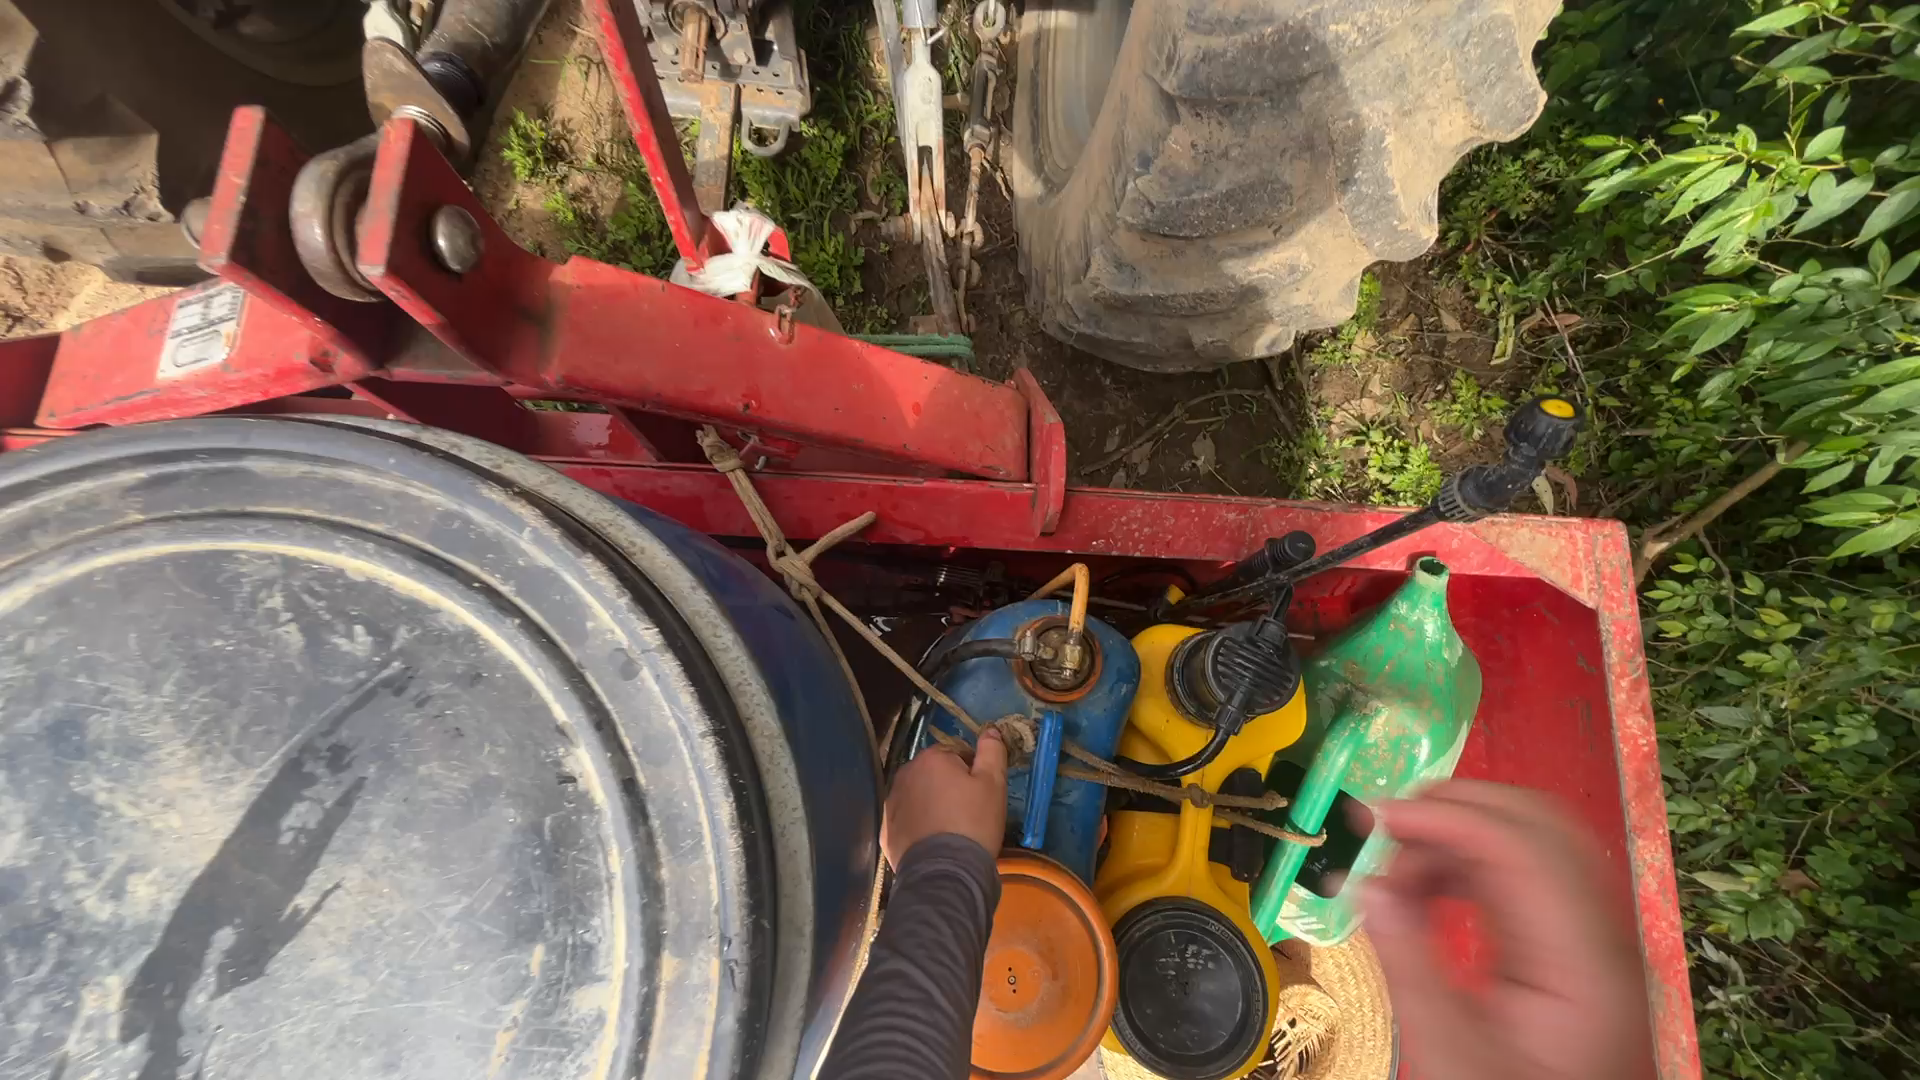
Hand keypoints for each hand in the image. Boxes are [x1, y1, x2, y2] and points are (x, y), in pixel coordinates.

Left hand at [881, 728, 1007, 867]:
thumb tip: (990, 729)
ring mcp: (891, 802)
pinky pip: (907, 818)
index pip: (957, 753)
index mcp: (931, 758)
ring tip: (950, 829)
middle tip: (968, 813)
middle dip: (950, 786)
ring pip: (919, 794)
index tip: (981, 794)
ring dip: (932, 803)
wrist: (945, 874)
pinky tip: (932, 841)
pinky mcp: (886, 829)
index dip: (973, 772)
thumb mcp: (993, 784)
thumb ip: (992, 751)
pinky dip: (918, 824)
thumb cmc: (973, 823)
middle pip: (935, 772)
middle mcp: (905, 773)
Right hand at [1360, 781, 1651, 1079]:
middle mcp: (1595, 937)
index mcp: (1583, 967)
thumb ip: (1408, 963)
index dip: (1445, 817)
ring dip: (1448, 834)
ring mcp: (1582, 936)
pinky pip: (1509, 869)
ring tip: (1393, 873)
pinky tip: (1416, 890)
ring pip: (1521, 837)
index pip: (1521, 849)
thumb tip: (1364, 885)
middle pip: (1536, 823)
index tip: (1375, 818)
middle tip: (1384, 828)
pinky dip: (1456, 861)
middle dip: (1451, 807)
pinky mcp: (1558, 941)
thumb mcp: (1449, 1051)